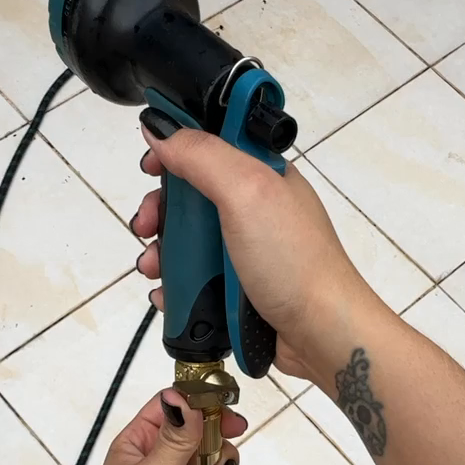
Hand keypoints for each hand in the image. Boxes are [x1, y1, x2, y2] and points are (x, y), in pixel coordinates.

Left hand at [60, 390, 244, 464]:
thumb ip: (175, 441)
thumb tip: (188, 401)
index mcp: (136, 443)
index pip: (169, 405)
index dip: (195, 398)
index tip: (222, 397)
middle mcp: (156, 458)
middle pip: (195, 425)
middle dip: (216, 425)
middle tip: (234, 428)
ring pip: (208, 451)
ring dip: (222, 454)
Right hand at [131, 124, 386, 381]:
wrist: (320, 334)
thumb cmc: (290, 260)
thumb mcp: (247, 192)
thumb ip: (201, 156)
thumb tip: (158, 129)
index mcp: (261, 176)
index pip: (210, 147)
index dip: (176, 152)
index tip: (150, 169)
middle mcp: (252, 212)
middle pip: (189, 199)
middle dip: (159, 212)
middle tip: (144, 228)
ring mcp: (245, 254)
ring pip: (187, 244)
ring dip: (161, 254)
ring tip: (152, 270)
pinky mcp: (238, 293)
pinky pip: (195, 283)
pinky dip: (176, 288)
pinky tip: (167, 297)